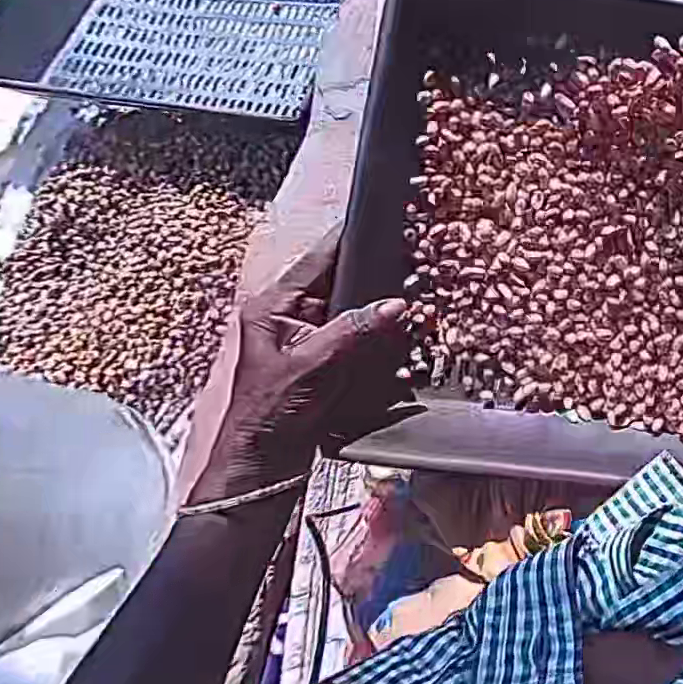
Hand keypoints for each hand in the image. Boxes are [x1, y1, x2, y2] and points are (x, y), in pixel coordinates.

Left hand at [188, 228, 405, 504]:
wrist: (265, 464)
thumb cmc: (273, 412)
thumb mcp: (314, 364)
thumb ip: (356, 329)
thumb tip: (399, 303)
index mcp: (275, 305)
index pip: (320, 257)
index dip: (351, 237)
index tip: (383, 218)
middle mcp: (294, 313)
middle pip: (341, 278)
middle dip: (375, 270)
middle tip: (412, 255)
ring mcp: (313, 334)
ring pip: (355, 303)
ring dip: (382, 300)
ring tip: (417, 284)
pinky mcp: (330, 354)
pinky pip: (362, 329)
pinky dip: (382, 327)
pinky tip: (408, 322)